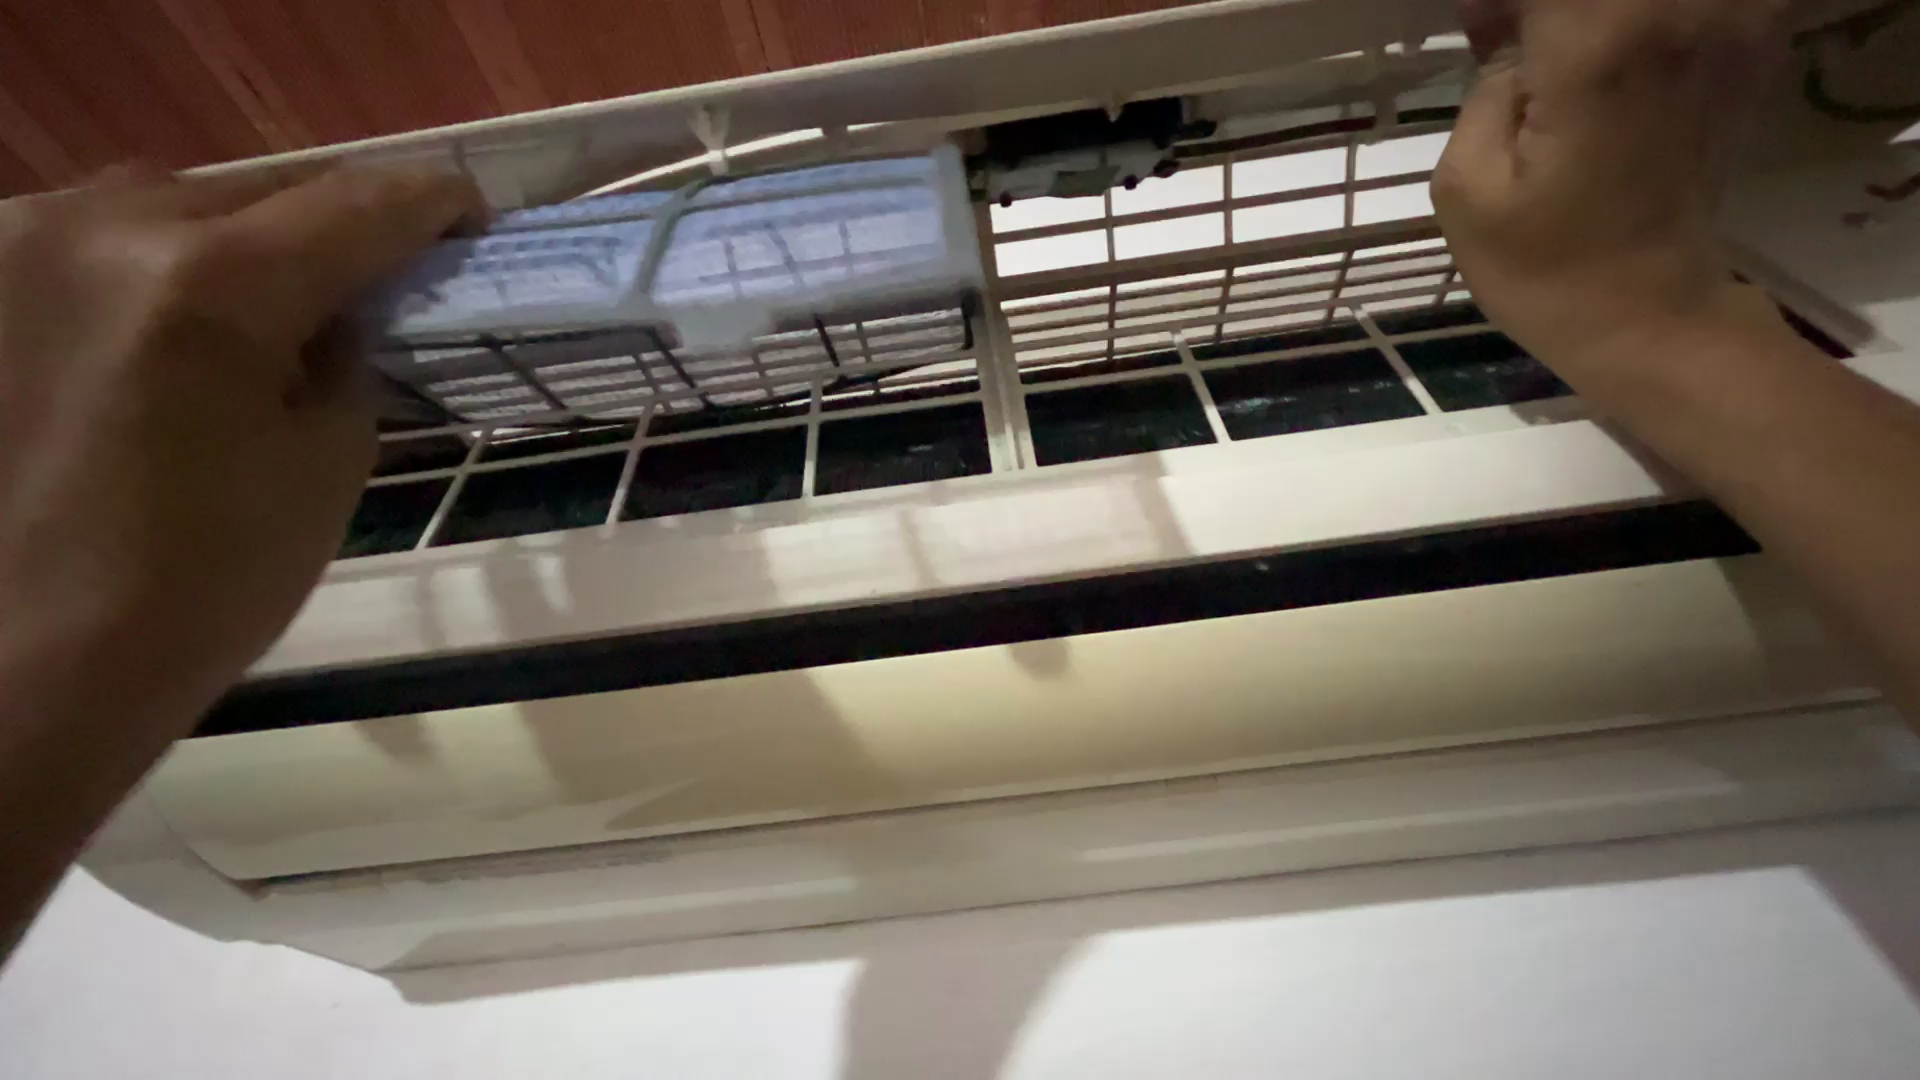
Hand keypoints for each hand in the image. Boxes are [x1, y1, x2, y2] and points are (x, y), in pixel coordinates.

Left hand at [0, 165, 480, 720]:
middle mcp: (96, 228)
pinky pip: (114, 236)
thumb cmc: (213, 575)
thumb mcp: (332, 459)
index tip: (476, 212)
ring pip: (185, 201)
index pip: (357, 206)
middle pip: (267, 187)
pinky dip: (186, 262)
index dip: (433, 201)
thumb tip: (347, 310)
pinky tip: (207, 323)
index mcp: (210, 287)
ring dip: (264, 238)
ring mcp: (12, 241)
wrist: (25, 656)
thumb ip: (348, 359)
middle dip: (349, 221)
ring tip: (304, 299)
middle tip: (405, 266)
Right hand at [1433, 0, 1791, 372]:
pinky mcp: (1748, 46)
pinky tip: (1595, 63)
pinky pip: (1679, 9)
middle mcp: (1681, 12)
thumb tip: (1503, 27)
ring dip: (1578, 21)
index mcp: (1599, 47)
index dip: (1498, 0)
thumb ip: (1483, 86)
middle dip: (1534, 9)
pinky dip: (1631, 27)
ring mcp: (1732, 24)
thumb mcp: (1465, 186)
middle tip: (1496, 41)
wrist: (1638, 310)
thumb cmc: (1535, 264)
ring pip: (1631, 0)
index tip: (1469, 25)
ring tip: (1536, 61)